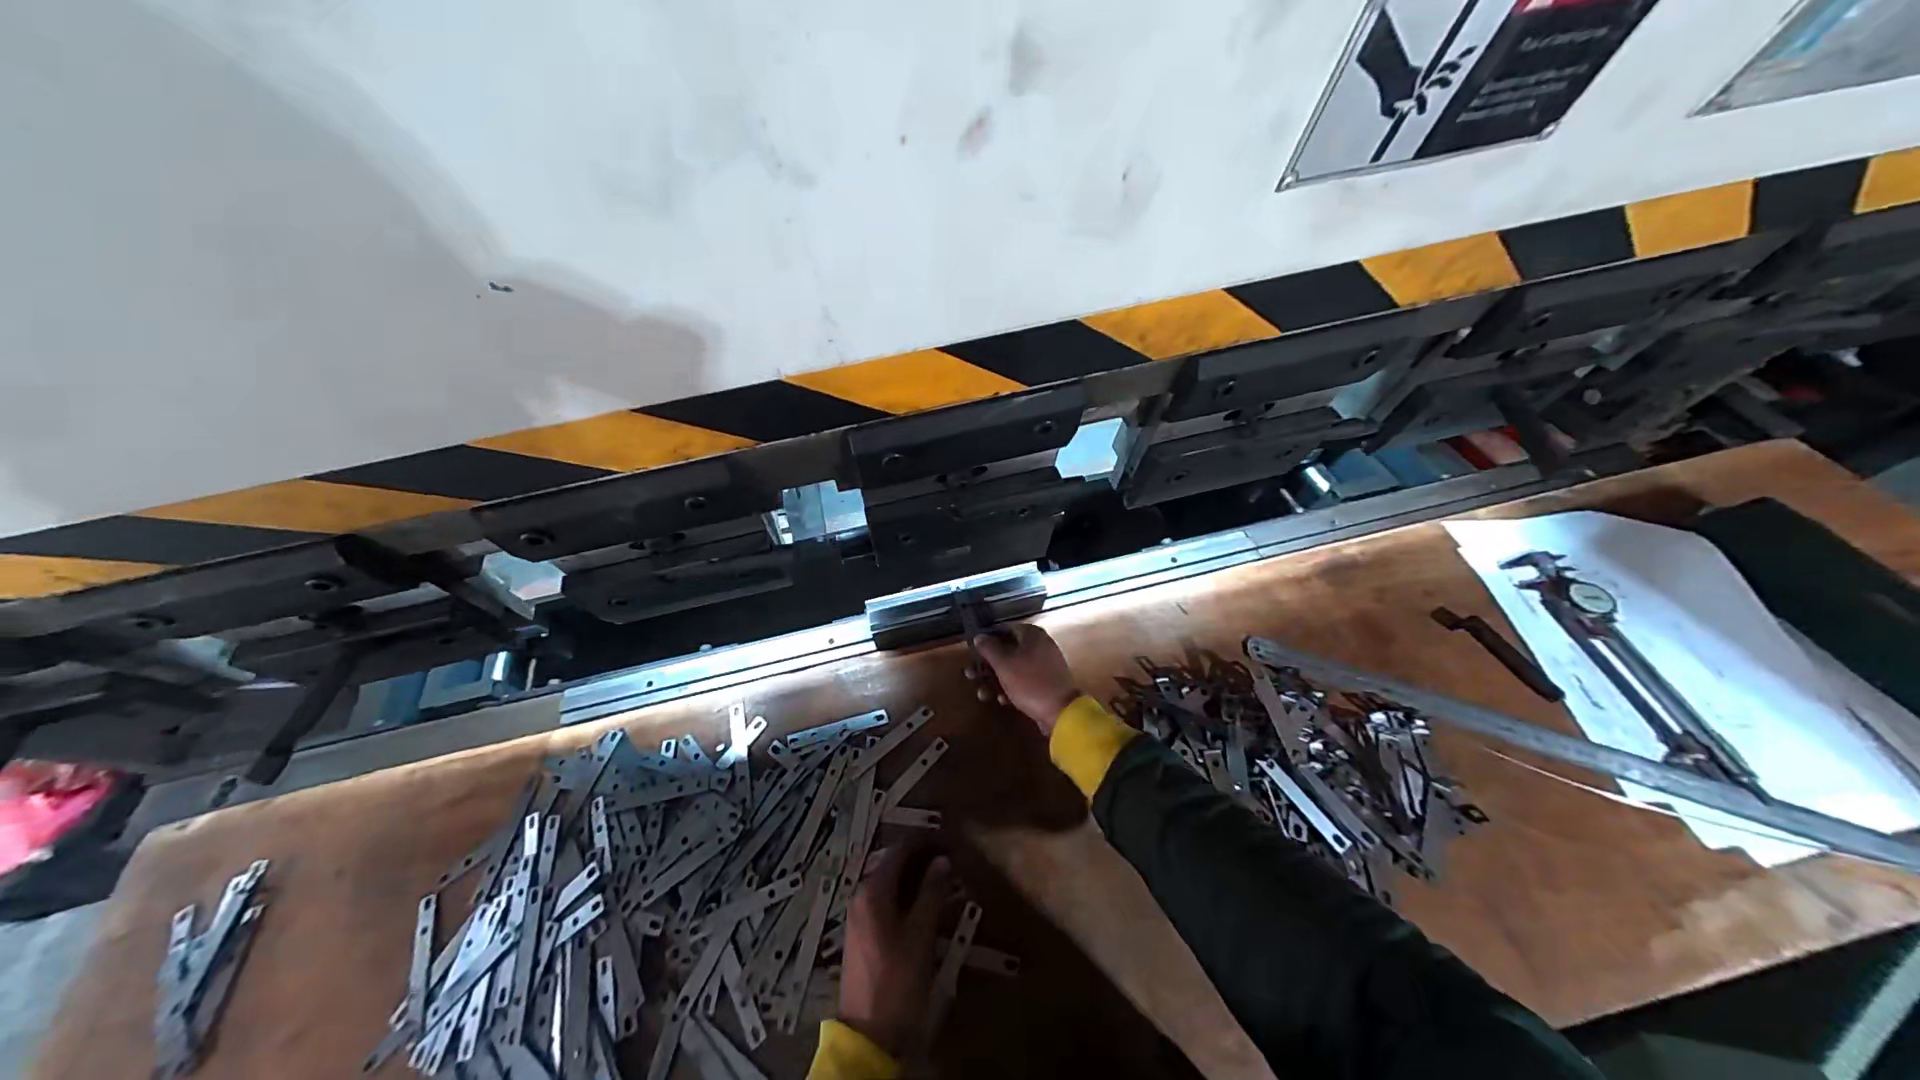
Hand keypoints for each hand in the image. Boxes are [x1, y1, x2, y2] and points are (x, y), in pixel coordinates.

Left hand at [838, 847, 951, 1055]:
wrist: (869, 1033)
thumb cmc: (897, 980)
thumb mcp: (920, 935)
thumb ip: (931, 893)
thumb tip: (942, 860)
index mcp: (872, 891)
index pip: (900, 851)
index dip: (925, 843)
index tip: (950, 842)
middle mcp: (860, 896)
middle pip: (893, 865)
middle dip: (922, 860)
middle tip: (951, 862)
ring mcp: (858, 915)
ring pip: (890, 884)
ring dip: (915, 879)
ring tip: (944, 882)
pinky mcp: (862, 933)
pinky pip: (885, 901)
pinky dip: (906, 896)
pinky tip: (926, 905)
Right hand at [970, 624, 1081, 735]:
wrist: (1060, 711)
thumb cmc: (1029, 682)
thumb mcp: (1004, 664)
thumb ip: (989, 647)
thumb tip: (979, 636)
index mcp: (1032, 634)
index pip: (1003, 629)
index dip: (986, 640)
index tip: (972, 652)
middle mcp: (1040, 645)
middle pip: (1007, 650)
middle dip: (987, 665)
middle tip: (971, 674)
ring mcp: (1044, 664)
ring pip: (1013, 667)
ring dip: (995, 680)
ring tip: (982, 693)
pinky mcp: (1046, 682)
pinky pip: (1024, 680)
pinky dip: (1011, 688)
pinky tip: (1002, 700)